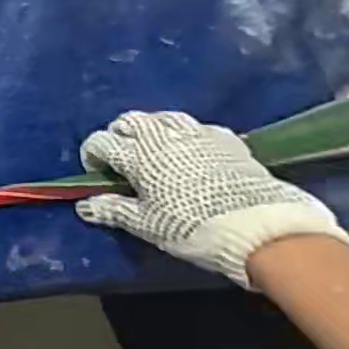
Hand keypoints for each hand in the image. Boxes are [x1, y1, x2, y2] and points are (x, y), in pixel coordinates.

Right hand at [75, 111, 348, 288]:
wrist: (264, 231)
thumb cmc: (191, 225)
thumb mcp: (144, 223)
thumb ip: (112, 210)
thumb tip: (84, 207)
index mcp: (136, 156)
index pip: (100, 142)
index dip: (93, 156)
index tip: (99, 173)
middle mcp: (163, 139)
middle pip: (131, 120)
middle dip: (120, 134)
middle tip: (123, 156)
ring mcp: (199, 138)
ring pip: (165, 117)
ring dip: (154, 128)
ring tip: (156, 147)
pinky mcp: (230, 143)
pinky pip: (201, 128)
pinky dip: (189, 135)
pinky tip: (193, 151)